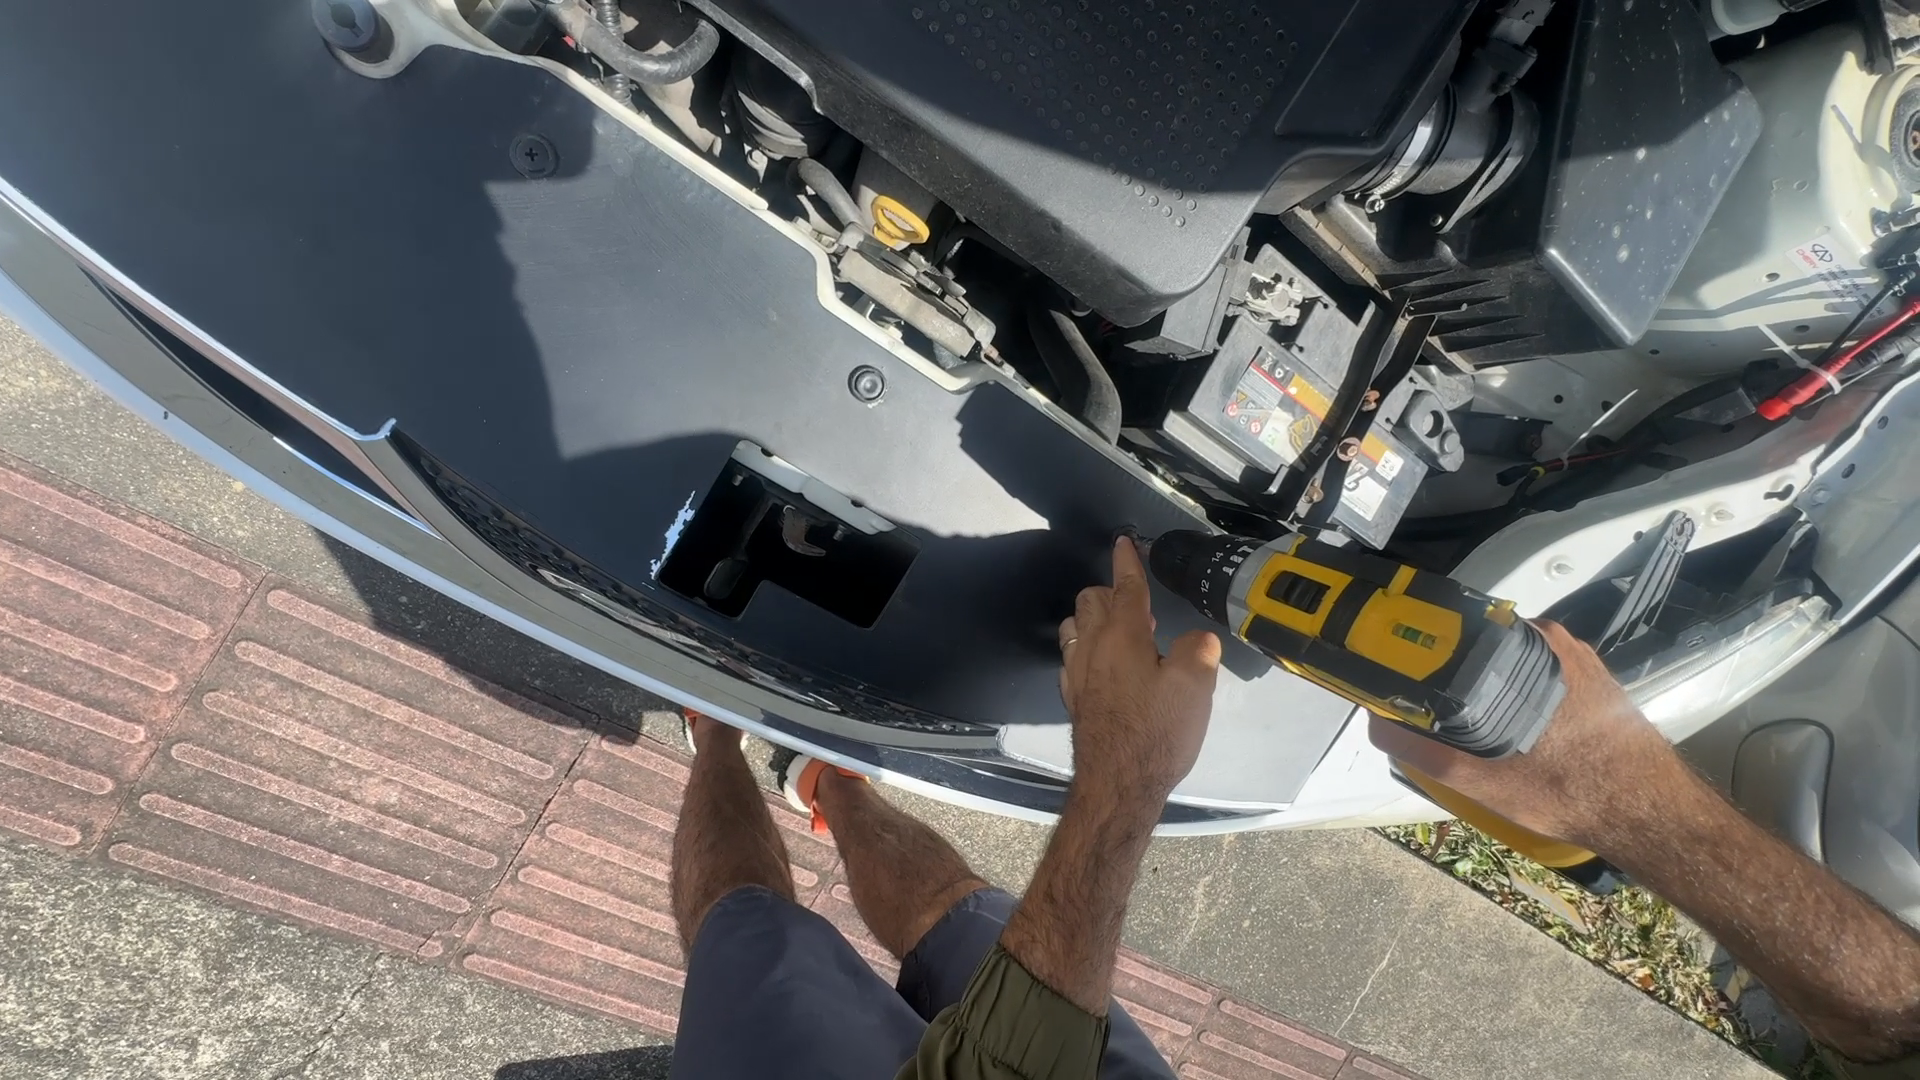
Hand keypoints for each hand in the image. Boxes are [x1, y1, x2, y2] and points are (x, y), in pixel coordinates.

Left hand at [1057, 536, 1221, 797]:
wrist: (1118, 782)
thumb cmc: (1158, 732)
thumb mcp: (1196, 688)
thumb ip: (1199, 652)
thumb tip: (1197, 639)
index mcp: (1122, 635)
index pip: (1125, 587)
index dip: (1127, 562)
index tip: (1122, 542)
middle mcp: (1092, 646)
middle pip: (1090, 599)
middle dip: (1111, 593)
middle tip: (1140, 611)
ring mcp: (1075, 671)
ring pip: (1074, 624)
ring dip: (1093, 618)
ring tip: (1122, 635)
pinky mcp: (1071, 695)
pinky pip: (1070, 655)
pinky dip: (1084, 647)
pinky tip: (1102, 666)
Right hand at [1366, 620, 1692, 853]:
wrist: (1655, 819)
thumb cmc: (1569, 791)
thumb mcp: (1477, 779)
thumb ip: (1420, 749)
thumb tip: (1375, 722)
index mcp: (1522, 648)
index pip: (1448, 630)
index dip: (1415, 649)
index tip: (1397, 673)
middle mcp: (1549, 640)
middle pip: (1472, 643)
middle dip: (1446, 670)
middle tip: (1429, 707)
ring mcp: (1574, 656)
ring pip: (1502, 659)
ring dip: (1481, 683)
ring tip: (1465, 720)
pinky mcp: (1591, 676)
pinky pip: (1531, 672)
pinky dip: (1511, 691)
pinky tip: (1506, 724)